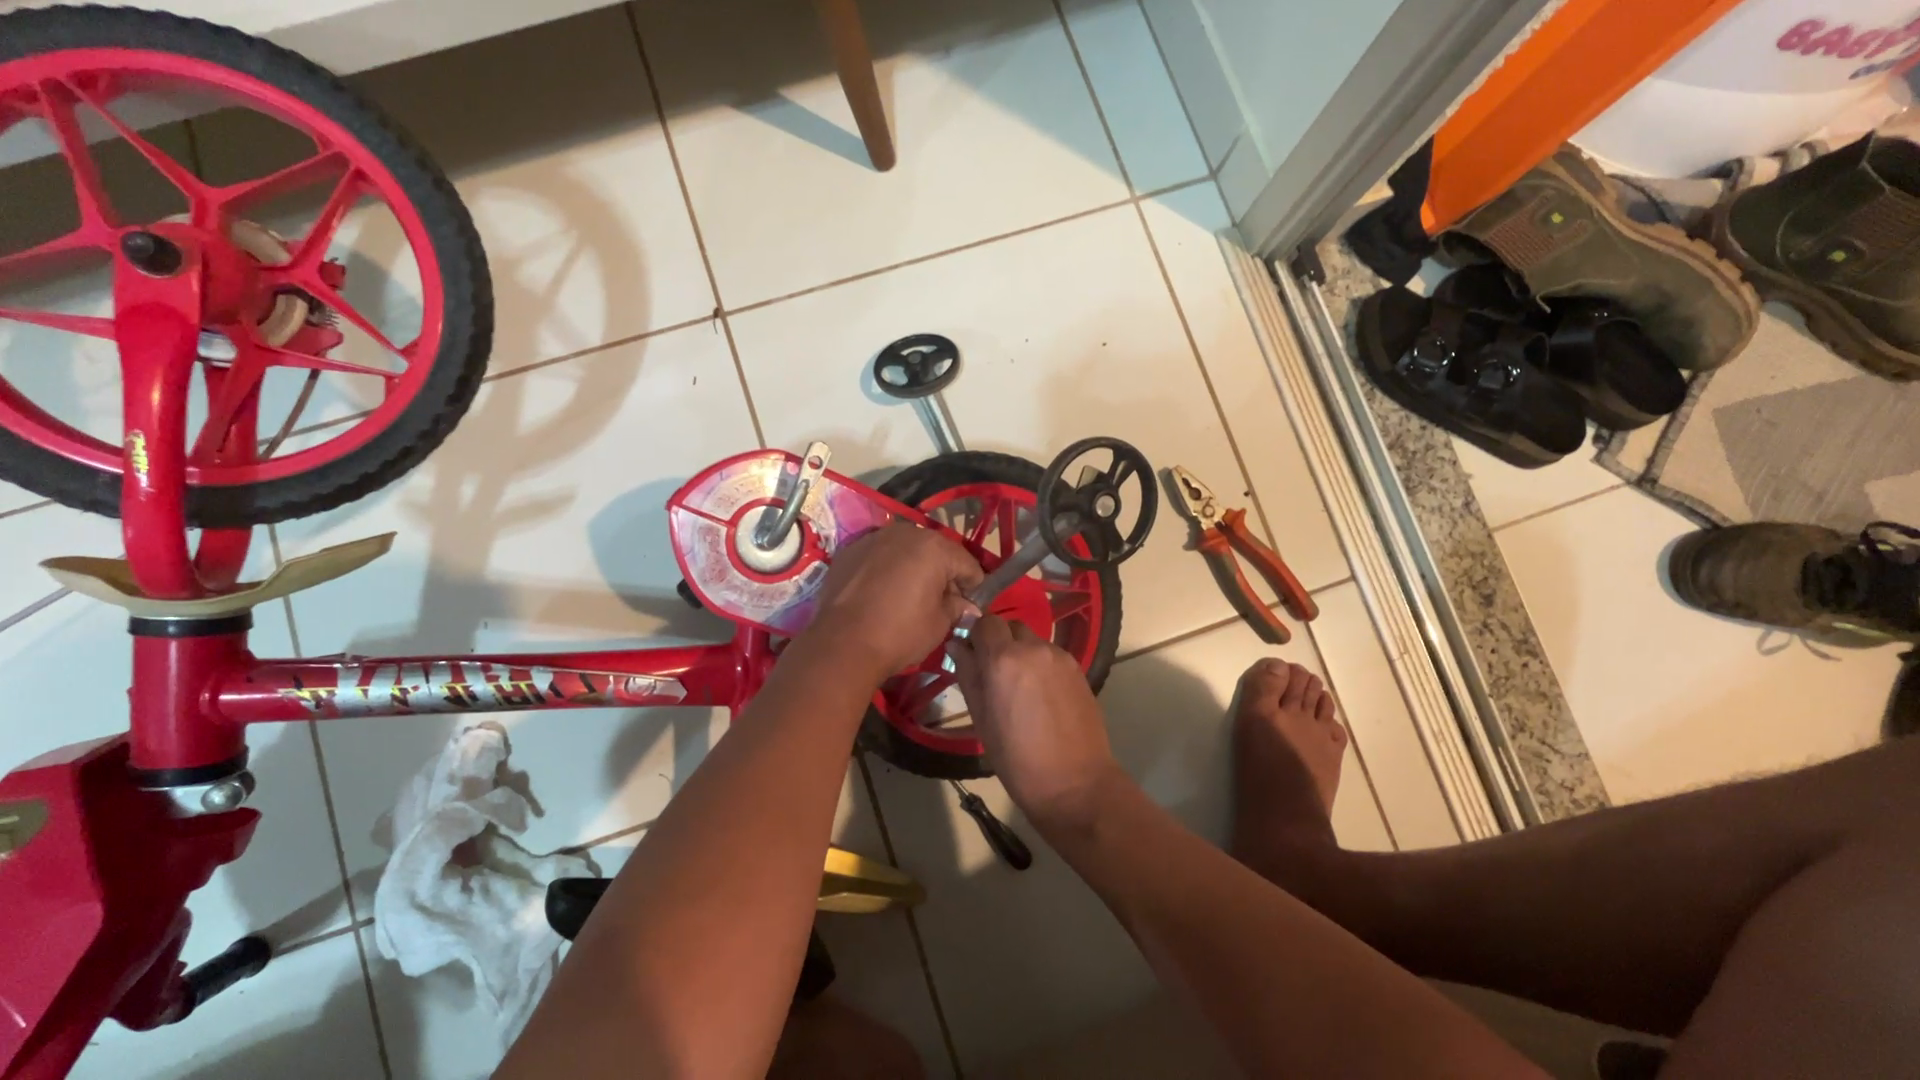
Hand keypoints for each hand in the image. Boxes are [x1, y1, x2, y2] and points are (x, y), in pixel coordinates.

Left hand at [806, 522, 983, 679]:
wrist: (841, 644)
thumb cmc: (899, 634)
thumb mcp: (939, 624)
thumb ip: (957, 607)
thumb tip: (967, 606)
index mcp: (934, 547)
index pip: (967, 563)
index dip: (972, 586)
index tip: (967, 605)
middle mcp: (905, 533)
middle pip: (935, 551)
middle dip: (941, 573)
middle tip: (939, 601)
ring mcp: (874, 538)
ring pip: (904, 550)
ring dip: (912, 568)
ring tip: (907, 597)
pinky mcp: (850, 550)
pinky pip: (878, 556)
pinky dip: (885, 569)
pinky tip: (880, 594)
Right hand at [951, 614, 1120, 829]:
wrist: (1074, 782)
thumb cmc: (1016, 758)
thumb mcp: (981, 718)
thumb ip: (968, 675)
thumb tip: (957, 646)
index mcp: (1003, 659)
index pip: (985, 622)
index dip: (976, 636)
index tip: (972, 656)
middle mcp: (1033, 648)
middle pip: (1010, 628)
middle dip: (999, 643)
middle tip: (995, 675)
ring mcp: (1060, 657)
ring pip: (1033, 641)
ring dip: (1021, 654)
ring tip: (1020, 690)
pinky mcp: (1078, 670)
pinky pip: (1051, 656)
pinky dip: (1041, 666)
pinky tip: (1042, 697)